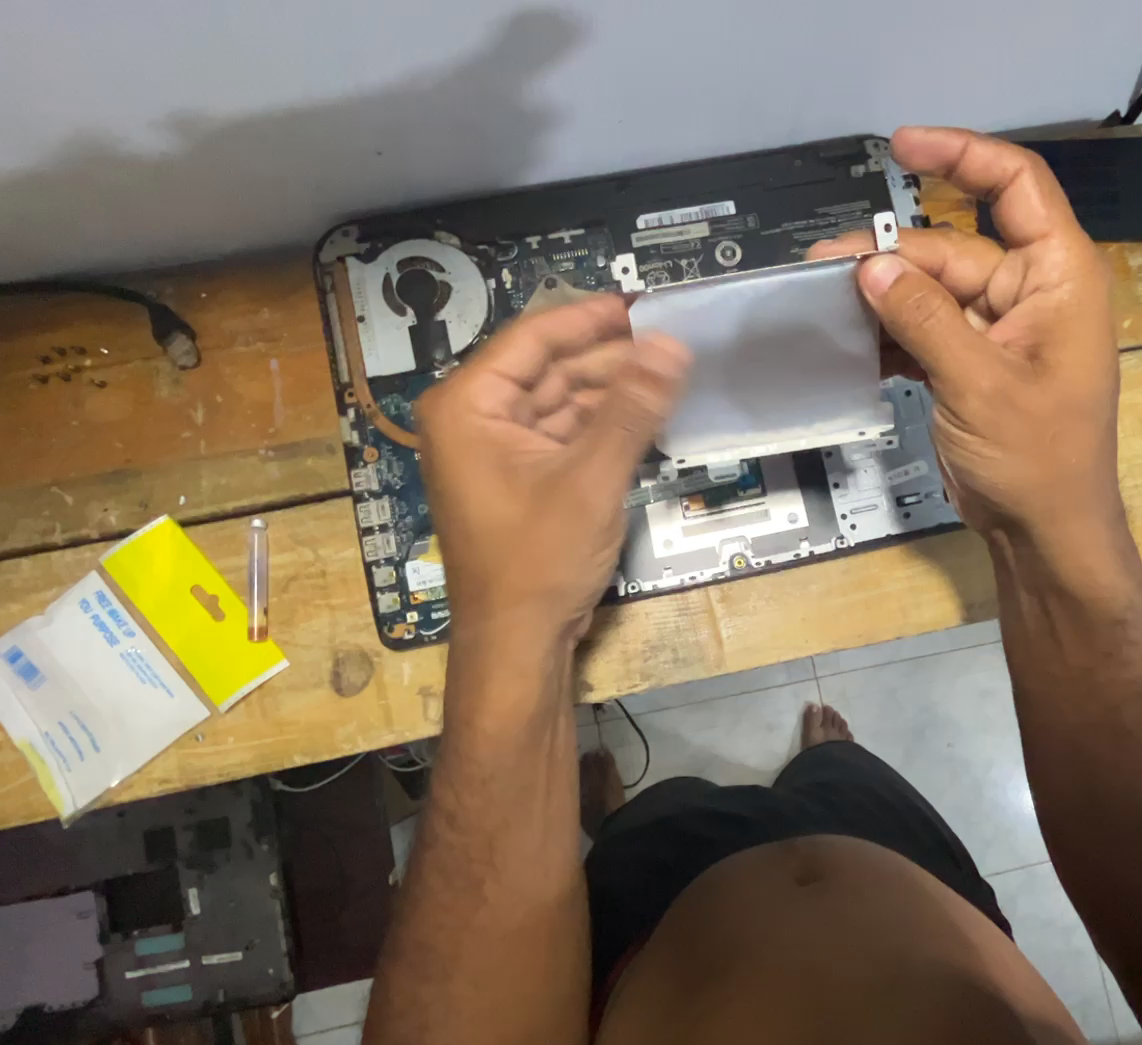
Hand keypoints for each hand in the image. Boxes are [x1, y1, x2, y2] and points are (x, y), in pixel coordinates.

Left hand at [415, 297, 689, 644]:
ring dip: (611, 393)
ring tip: (668, 377)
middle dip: (608, 359)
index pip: (532, 339)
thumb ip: (632, 407)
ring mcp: (499, 452)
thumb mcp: (590, 478)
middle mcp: (476, 420)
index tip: (642, 304)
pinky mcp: (524, 480)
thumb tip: (672, 345)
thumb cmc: (539, 558)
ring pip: (561, 404)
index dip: (589, 319)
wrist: (519, 642)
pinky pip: (566, 437)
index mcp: (469, 406)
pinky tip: (646, 416)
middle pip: (549, 369)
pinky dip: (603, 428)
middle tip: (669, 343)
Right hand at [809, 126, 1122, 547]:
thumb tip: (868, 268)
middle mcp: (1027, 294)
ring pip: (929, 294)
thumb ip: (924, 320)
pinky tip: (851, 342)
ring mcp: (995, 333)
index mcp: (1055, 277)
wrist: (1042, 529)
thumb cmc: (1035, 456)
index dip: (959, 157)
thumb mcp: (979, 383)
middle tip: (823, 268)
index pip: (1013, 188)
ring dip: (882, 299)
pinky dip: (890, 337)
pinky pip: (923, 334)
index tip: (899, 147)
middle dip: (891, 258)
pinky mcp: (968, 367)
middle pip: (950, 250)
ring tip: (825, 301)